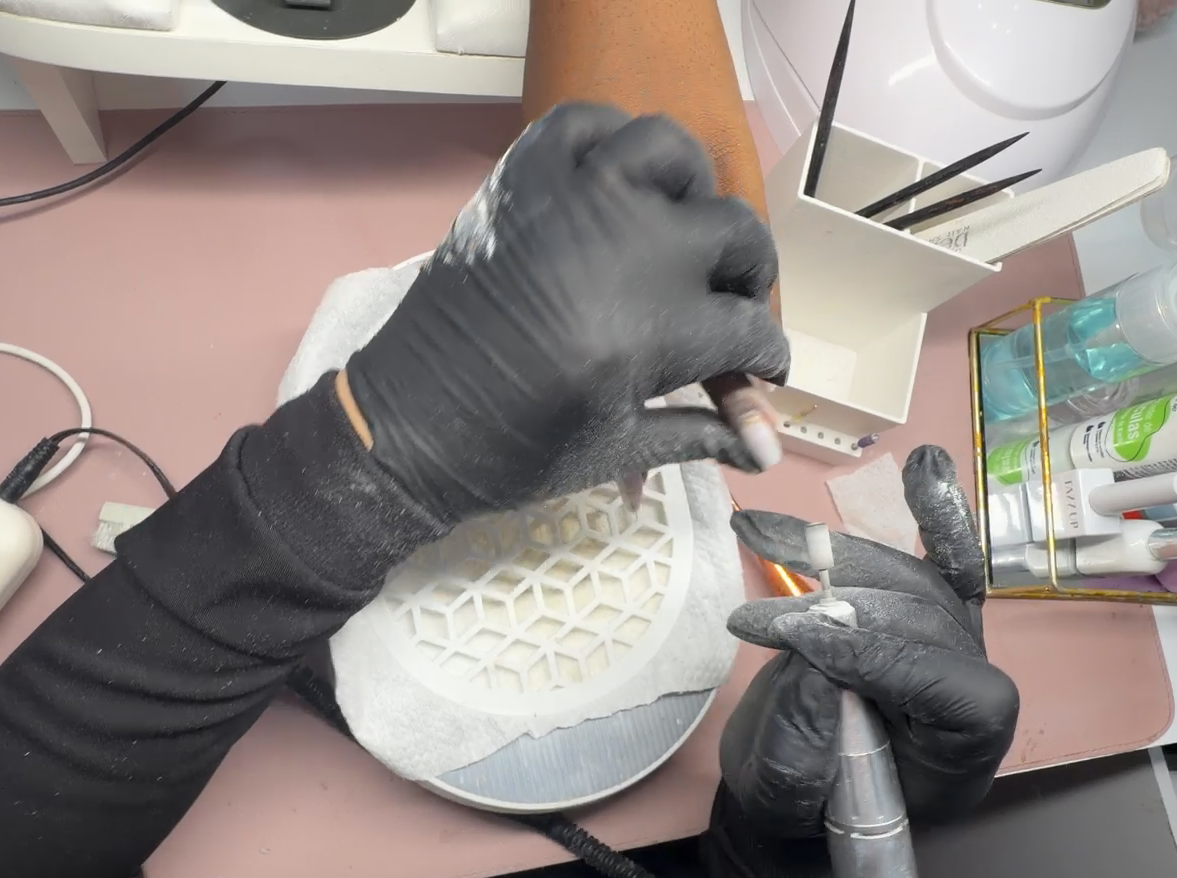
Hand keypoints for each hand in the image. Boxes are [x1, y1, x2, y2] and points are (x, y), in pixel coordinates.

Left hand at [342, 103, 789, 524]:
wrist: (409, 427)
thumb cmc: (510, 454)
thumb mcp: (612, 450)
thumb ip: (697, 436)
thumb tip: (767, 454)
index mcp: (652, 334)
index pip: (748, 328)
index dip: (768, 355)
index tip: (766, 366)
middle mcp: (626, 252)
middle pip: (734, 235)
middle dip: (750, 277)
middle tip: (733, 305)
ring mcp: (571, 201)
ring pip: (674, 153)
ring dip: (695, 192)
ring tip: (683, 233)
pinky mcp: (522, 178)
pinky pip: (590, 123)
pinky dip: (617, 143)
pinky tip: (620, 187)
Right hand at [721, 446, 1018, 829]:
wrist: (791, 794)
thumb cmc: (795, 810)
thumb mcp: (786, 796)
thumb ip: (803, 740)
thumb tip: (813, 656)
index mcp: (958, 751)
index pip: (952, 688)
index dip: (883, 660)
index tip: (803, 650)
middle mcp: (964, 689)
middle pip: (931, 622)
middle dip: (839, 611)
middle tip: (757, 621)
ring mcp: (944, 646)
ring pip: (913, 579)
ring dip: (836, 552)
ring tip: (759, 533)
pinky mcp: (912, 617)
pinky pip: (940, 561)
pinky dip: (933, 515)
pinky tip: (922, 468)